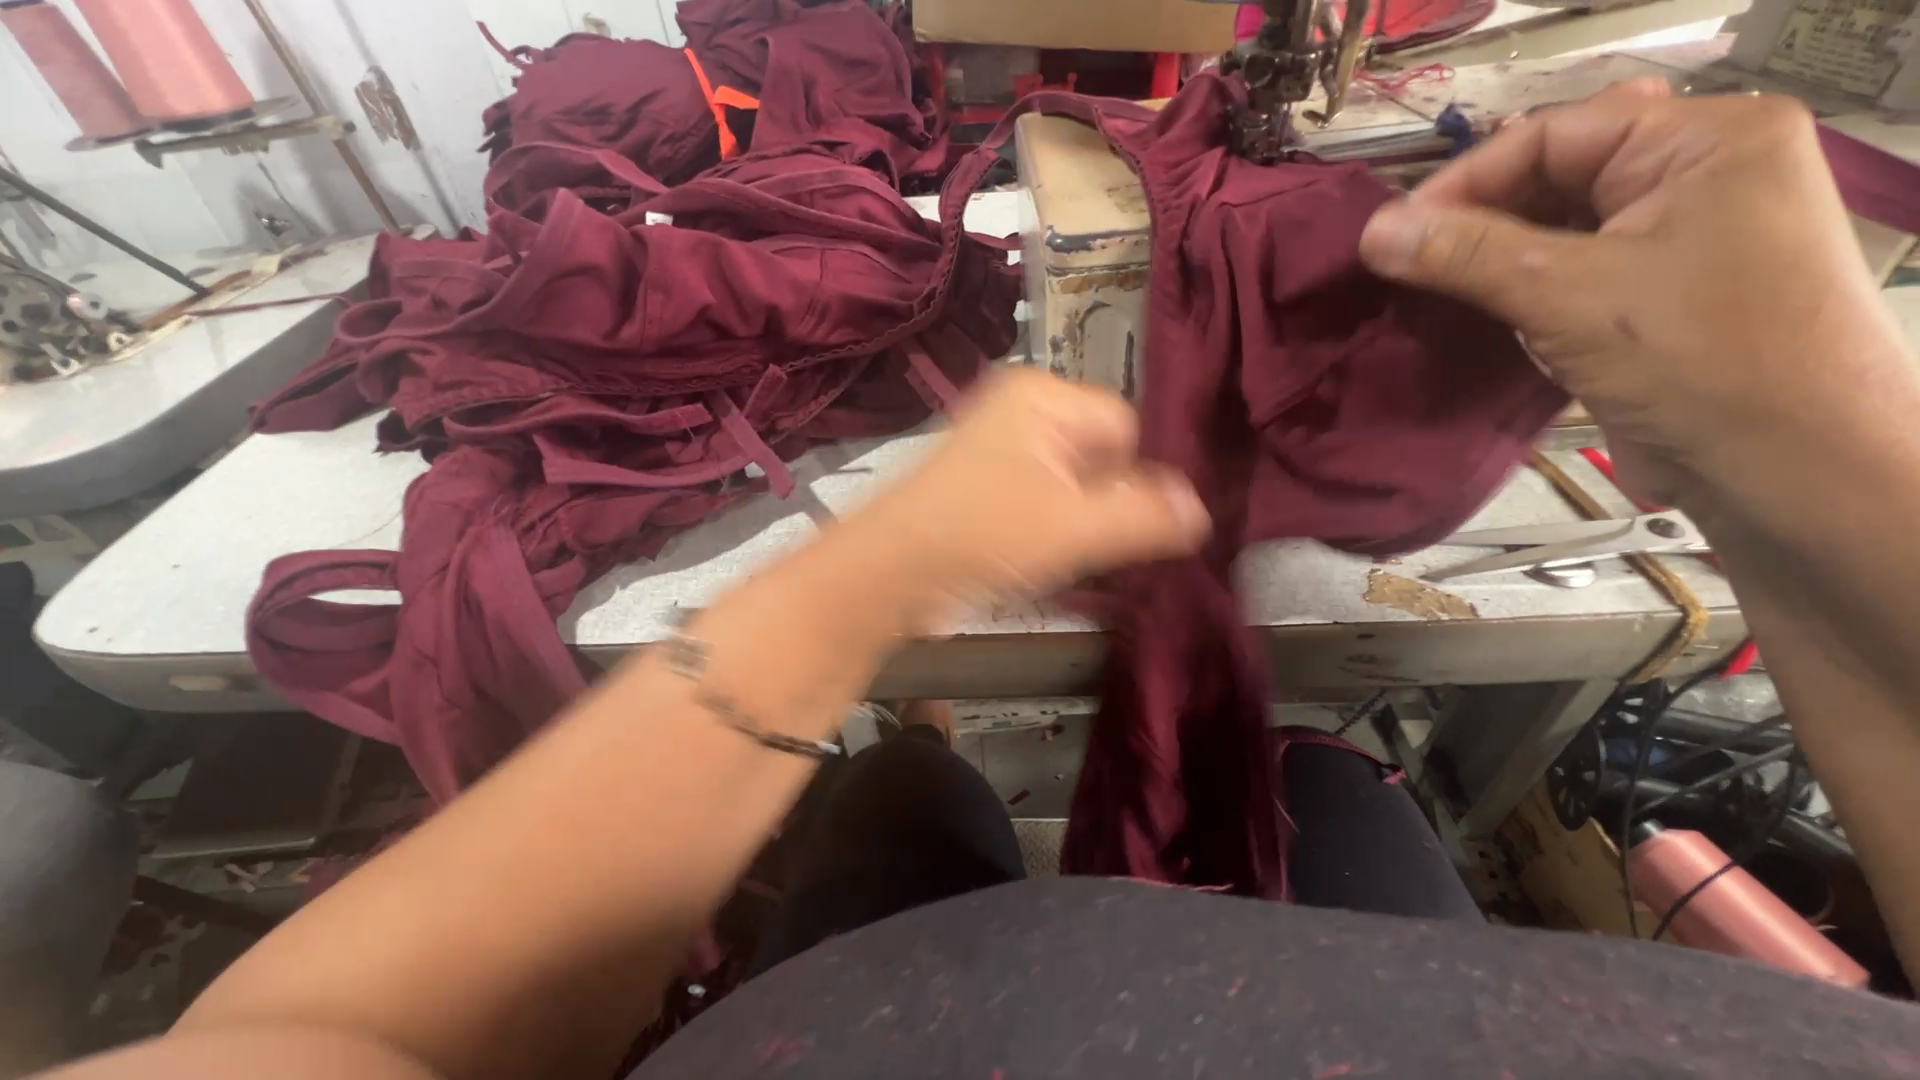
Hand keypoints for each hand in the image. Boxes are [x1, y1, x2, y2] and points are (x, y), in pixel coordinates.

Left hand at [845, 367, 1208, 628]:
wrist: (884, 574)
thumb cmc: (979, 536)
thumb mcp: (1074, 528)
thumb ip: (1146, 516)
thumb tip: (1201, 510)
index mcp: (1044, 396)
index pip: (1129, 428)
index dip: (1139, 480)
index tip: (1137, 530)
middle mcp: (1022, 410)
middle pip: (1103, 457)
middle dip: (1109, 506)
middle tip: (1098, 549)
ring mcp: (1000, 448)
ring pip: (1074, 486)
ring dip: (1081, 527)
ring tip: (1065, 560)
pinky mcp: (984, 487)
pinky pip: (1043, 503)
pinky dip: (1052, 534)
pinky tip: (1040, 563)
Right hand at [1358, 79, 1914, 505]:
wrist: (1787, 468)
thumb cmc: (1696, 359)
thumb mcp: (1567, 294)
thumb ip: (1466, 254)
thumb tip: (1372, 234)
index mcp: (1705, 141)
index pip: (1553, 135)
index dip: (1463, 181)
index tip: (1390, 235)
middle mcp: (1698, 175)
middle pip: (1555, 177)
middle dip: (1475, 220)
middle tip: (1403, 263)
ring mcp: (1681, 238)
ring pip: (1557, 229)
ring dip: (1490, 258)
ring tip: (1428, 286)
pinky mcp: (1656, 296)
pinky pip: (1570, 272)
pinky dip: (1518, 289)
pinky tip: (1474, 310)